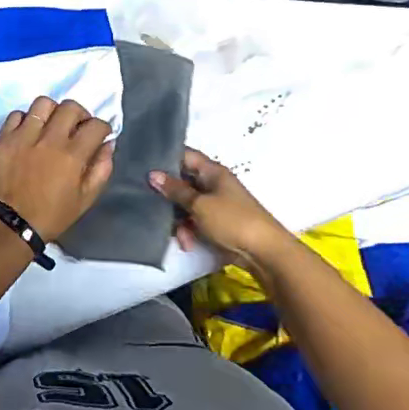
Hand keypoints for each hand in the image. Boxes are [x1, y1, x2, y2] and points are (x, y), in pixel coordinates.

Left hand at [0, 97, 113, 242]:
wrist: (16, 222)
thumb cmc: (55, 213)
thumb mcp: (87, 197)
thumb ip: (102, 168)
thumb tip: (107, 144)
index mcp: (72, 155)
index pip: (95, 125)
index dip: (102, 128)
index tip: (99, 134)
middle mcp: (49, 140)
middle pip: (70, 107)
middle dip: (80, 114)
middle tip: (77, 126)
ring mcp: (24, 137)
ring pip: (42, 104)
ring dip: (53, 111)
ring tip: (52, 125)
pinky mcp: (4, 139)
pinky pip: (16, 115)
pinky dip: (25, 119)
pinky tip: (30, 132)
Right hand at [149, 148, 289, 264]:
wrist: (265, 253)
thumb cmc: (232, 221)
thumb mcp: (199, 205)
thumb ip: (175, 190)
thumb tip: (152, 174)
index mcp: (213, 172)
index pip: (185, 156)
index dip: (166, 158)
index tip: (143, 164)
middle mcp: (214, 184)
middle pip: (183, 182)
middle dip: (168, 196)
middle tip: (149, 204)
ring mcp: (216, 204)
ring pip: (186, 205)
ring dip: (179, 220)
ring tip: (180, 236)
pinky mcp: (217, 223)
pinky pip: (195, 221)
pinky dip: (190, 231)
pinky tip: (188, 243)